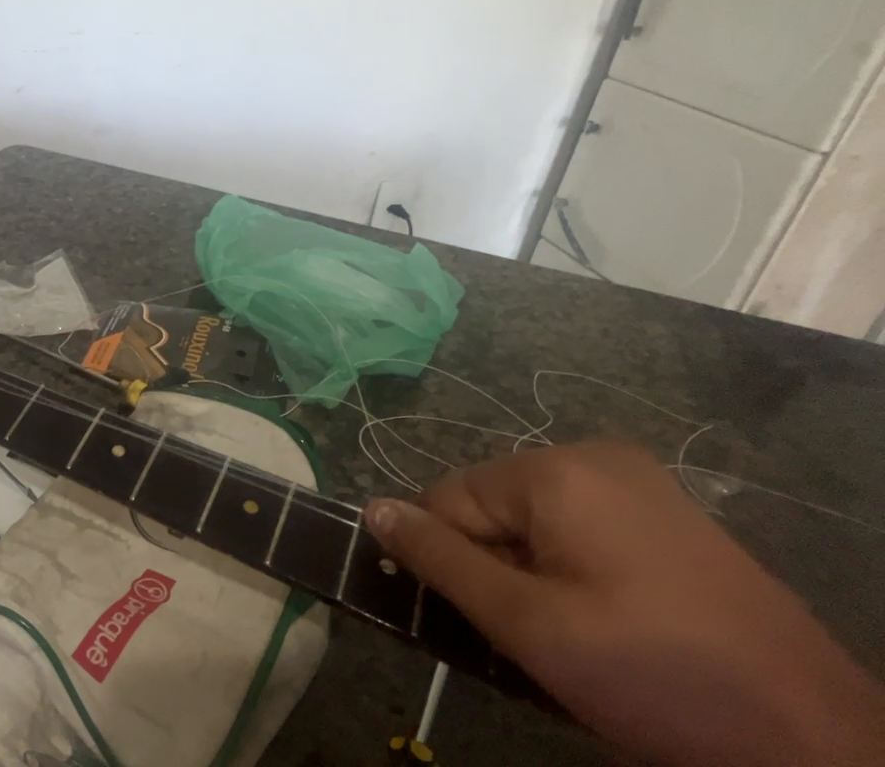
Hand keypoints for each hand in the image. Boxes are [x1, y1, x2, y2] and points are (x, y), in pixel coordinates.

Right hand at [364, 442, 884, 766]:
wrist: (825, 748)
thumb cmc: (657, 677)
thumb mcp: (528, 625)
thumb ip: (439, 561)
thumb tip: (371, 509)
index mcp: (557, 471)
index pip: (447, 501)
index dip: (448, 563)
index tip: (479, 623)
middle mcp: (596, 459)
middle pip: (492, 510)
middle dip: (495, 573)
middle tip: (534, 640)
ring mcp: (643, 487)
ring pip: (534, 527)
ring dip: (532, 580)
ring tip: (572, 642)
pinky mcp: (673, 521)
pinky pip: (581, 535)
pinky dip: (573, 579)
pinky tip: (607, 630)